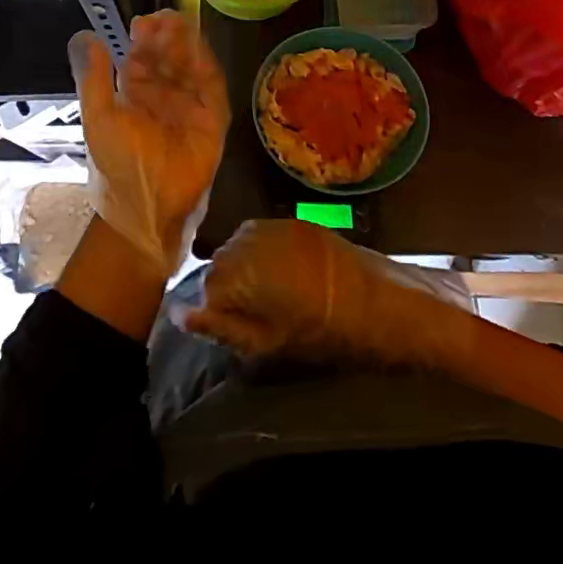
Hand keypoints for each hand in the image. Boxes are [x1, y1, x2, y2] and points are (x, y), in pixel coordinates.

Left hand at [70, 11, 229, 275]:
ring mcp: (188, 108)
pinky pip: (212, 89)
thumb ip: (92, 78)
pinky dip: (207, 68)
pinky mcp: (211, 122)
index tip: (143, 21)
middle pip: (168, 59)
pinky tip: (199, 50)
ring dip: (186, 47)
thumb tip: (87, 36)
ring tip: (181, 26)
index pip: (140, 59)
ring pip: (190, 69)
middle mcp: (162, 99)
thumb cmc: (117, 167)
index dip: (143, 39)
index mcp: (133, 97)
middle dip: (167, 37)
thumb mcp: (98, 118)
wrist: (147, 210)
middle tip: (166, 18)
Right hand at [184, 219, 467, 366]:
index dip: (218, 309)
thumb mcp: (268, 342)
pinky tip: (284, 272)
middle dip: (229, 284)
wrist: (382, 303)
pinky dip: (264, 252)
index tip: (240, 324)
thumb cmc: (324, 331)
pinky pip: (263, 234)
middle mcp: (252, 238)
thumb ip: (221, 326)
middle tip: (256, 311)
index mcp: (243, 269)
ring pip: (239, 244)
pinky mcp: (297, 221)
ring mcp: (277, 225)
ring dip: (245, 266)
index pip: (206, 285)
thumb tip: (180, 315)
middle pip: (220, 261)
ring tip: (270, 292)